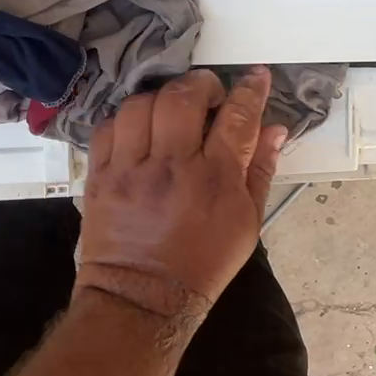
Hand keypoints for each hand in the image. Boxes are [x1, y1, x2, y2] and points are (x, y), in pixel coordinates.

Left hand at [77, 67, 288, 318]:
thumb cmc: (204, 261)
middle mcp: (172, 167)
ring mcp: (130, 170)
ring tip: (171, 110)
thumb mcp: (248, 222)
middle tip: (208, 94)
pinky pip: (108, 127)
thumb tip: (275, 129)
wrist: (142, 300)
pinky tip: (140, 128)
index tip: (256, 75)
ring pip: (142, 105)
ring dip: (162, 98)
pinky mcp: (100, 176)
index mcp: (215, 179)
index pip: (237, 117)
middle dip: (201, 84)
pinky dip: (127, 118)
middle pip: (183, 97)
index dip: (249, 89)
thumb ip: (261, 171)